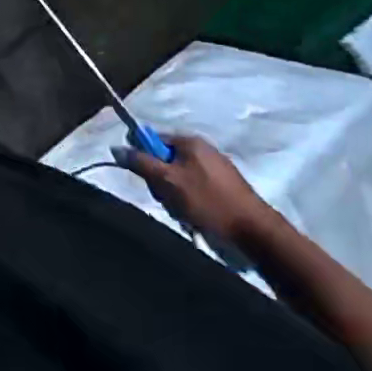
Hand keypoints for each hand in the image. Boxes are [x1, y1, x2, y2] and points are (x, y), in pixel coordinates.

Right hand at [119, 135, 282, 244]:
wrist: (255, 231)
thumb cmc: (208, 202)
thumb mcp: (168, 181)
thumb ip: (140, 163)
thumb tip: (116, 148)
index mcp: (189, 141)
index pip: (151, 139)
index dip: (143, 158)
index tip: (148, 178)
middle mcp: (202, 149)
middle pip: (163, 159)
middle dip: (160, 181)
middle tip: (168, 199)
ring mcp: (214, 168)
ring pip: (177, 177)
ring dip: (173, 195)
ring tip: (184, 211)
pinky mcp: (224, 186)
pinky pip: (193, 188)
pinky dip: (189, 201)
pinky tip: (196, 216)